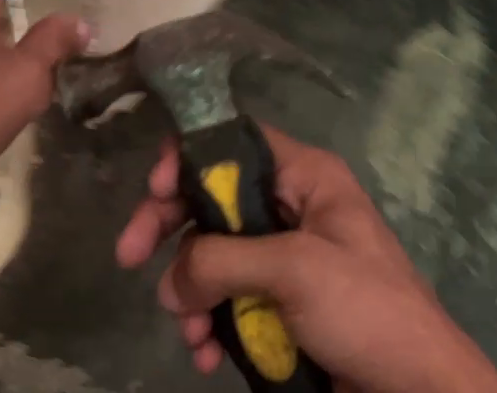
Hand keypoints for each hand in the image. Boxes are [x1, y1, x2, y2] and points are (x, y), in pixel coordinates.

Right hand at [115, 125, 496, 392]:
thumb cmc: (367, 310)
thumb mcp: (295, 270)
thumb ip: (221, 262)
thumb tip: (170, 284)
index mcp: (304, 177)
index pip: (232, 143)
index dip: (187, 158)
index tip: (155, 191)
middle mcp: (290, 208)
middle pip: (211, 200)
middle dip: (169, 232)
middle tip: (128, 257)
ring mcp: (284, 260)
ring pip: (212, 257)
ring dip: (189, 293)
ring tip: (189, 333)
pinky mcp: (280, 305)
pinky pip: (228, 299)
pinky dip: (209, 324)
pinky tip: (205, 354)